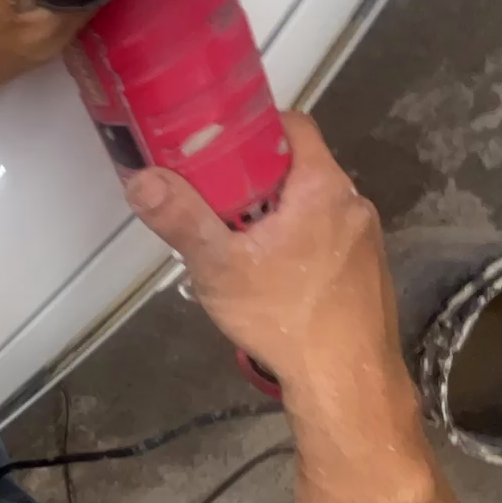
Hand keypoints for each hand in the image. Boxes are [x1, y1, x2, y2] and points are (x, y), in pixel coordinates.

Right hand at [126, 114, 406, 401]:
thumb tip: (140, 178)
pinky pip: (317, 235)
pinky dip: (286, 240)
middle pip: (292, 168)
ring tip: (226, 242)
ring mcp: (361, 236)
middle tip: (203, 201)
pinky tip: (261, 274)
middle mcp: (350, 202)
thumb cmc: (283, 314)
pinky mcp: (361, 267)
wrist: (343, 376)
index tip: (208, 147)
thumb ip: (179, 219)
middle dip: (246, 179)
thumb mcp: (217, 265)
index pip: (290, 127)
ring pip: (303, 205)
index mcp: (321, 187)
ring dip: (265, 214)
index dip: (248, 129)